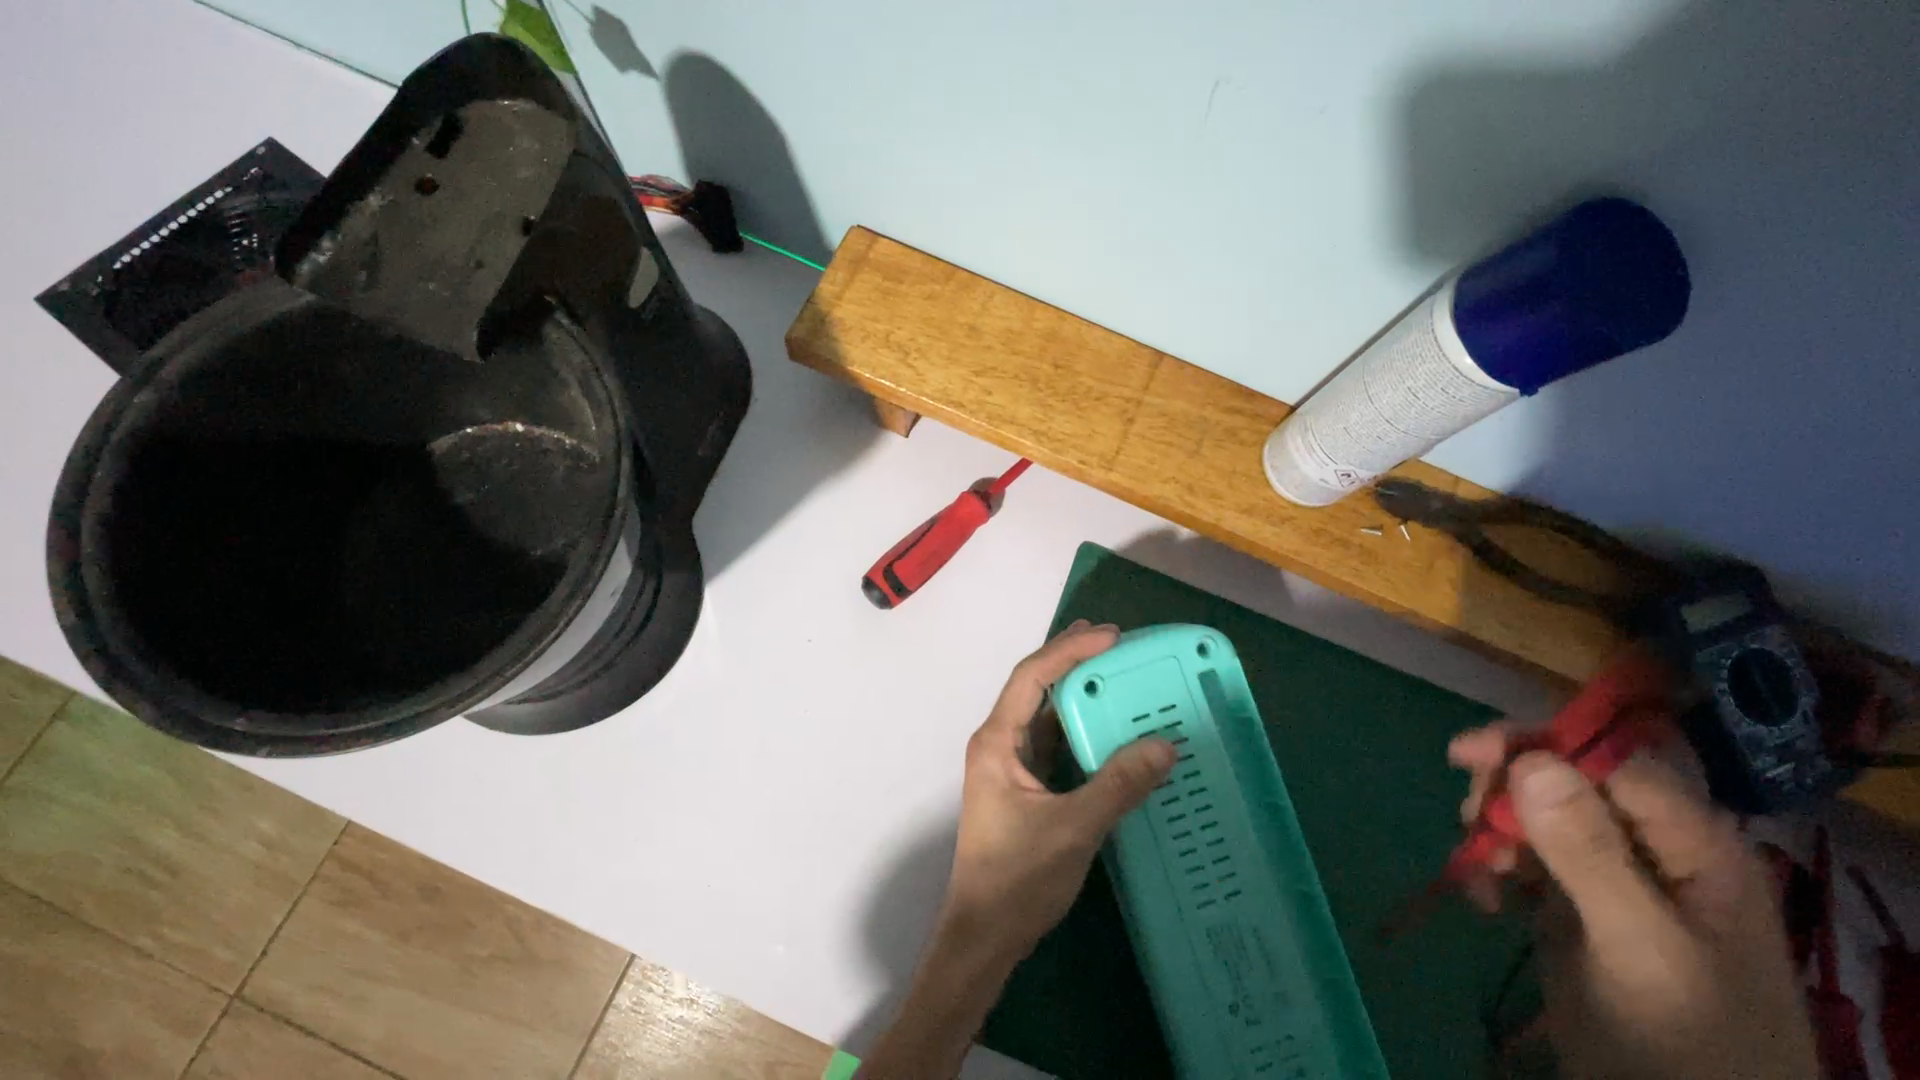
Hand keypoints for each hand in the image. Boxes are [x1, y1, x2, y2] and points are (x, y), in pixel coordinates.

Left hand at [943, 620, 1176, 957]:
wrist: (985, 934)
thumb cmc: (1017, 878)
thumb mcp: (1074, 828)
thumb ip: (1118, 785)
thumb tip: (1166, 745)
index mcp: (998, 742)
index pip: (1031, 677)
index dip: (1070, 652)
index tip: (1113, 637)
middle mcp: (1000, 745)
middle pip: (1036, 689)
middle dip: (1074, 663)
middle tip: (1118, 644)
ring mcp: (1012, 768)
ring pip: (1047, 718)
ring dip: (1080, 697)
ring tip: (1120, 678)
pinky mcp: (1025, 790)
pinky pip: (1056, 747)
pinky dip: (1083, 734)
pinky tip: (1113, 732)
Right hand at [1449, 728, 1817, 1079]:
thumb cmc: (1682, 1038)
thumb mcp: (1638, 946)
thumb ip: (1590, 854)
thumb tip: (1531, 761)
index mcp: (1693, 844)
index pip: (1609, 762)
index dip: (1537, 746)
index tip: (1464, 754)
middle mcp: (1654, 847)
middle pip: (1568, 781)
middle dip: (1509, 792)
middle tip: (1469, 821)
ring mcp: (1616, 877)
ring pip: (1540, 816)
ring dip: (1496, 831)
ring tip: (1480, 872)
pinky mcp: (1580, 906)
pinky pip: (1528, 859)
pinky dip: (1497, 869)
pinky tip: (1487, 902)